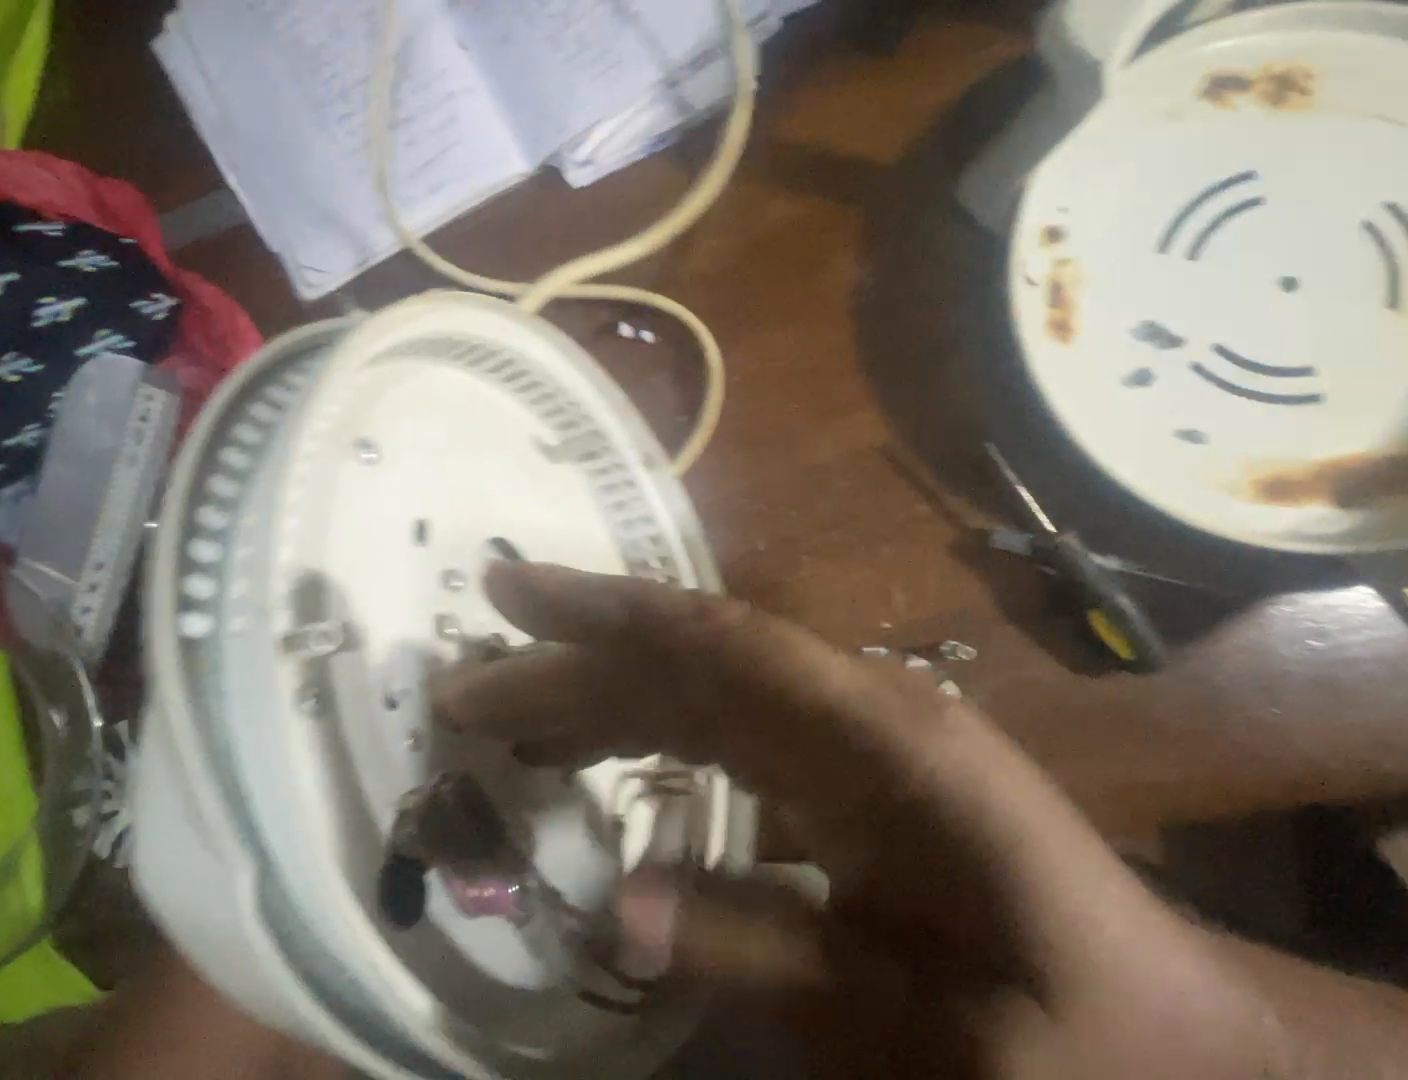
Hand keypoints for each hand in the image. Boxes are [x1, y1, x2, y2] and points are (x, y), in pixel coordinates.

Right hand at [431, 562, 1285, 1078]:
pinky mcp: (831, 771)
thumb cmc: (1070, 1031)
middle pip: (680, 661)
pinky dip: (637, 731)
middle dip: (566, 665)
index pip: (713, 644)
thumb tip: (614, 907)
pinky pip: (710, 728)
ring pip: (687, 688)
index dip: (602, 609)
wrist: (1178, 1042)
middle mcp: (849, 711)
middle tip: (465, 689)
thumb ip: (773, 955)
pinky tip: (591, 754)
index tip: (506, 588)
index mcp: (878, 741)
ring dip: (591, 695)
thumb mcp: (927, 1028)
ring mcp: (840, 736)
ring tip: (506, 720)